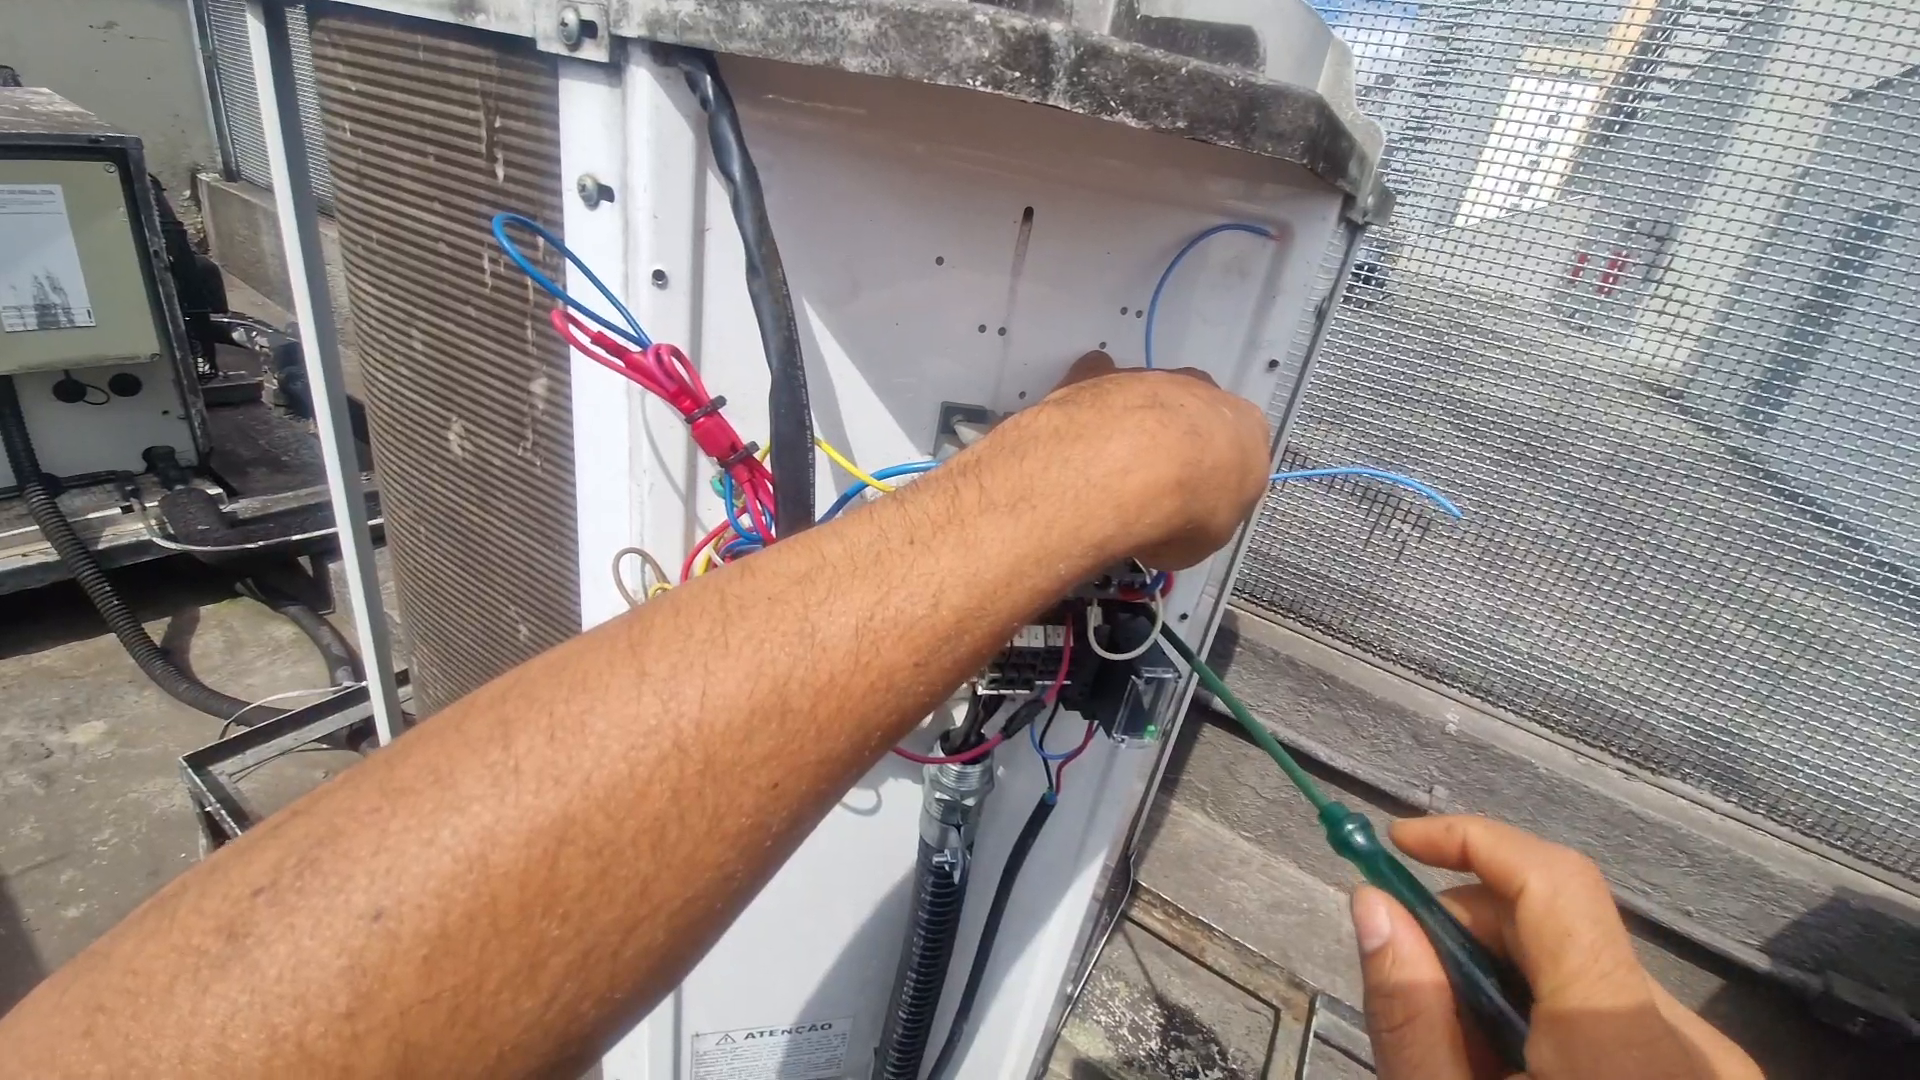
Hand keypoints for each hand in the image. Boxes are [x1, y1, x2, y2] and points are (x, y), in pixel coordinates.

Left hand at [997, 350, 1270, 568]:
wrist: (1122, 474)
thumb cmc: (1180, 512)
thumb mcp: (1205, 541)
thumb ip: (1200, 520)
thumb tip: (1173, 528)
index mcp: (1247, 428)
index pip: (1239, 451)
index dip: (1213, 480)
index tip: (1192, 504)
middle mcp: (1203, 392)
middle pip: (1193, 416)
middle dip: (1173, 446)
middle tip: (1148, 488)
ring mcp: (1149, 377)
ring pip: (1144, 398)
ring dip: (1130, 427)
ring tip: (1107, 472)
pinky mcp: (1098, 373)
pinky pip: (1096, 377)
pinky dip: (1089, 399)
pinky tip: (1079, 430)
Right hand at [1352, 816, 1763, 1079]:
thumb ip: (1409, 1009)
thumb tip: (1369, 900)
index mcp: (1619, 1039)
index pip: (1552, 879)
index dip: (1470, 837)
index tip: (1394, 844)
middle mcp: (1685, 1041)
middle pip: (1552, 924)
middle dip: (1462, 927)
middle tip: (1405, 978)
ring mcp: (1711, 1069)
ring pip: (1577, 968)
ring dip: (1498, 976)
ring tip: (1458, 1048)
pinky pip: (1611, 1010)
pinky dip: (1543, 1012)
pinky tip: (1512, 1069)